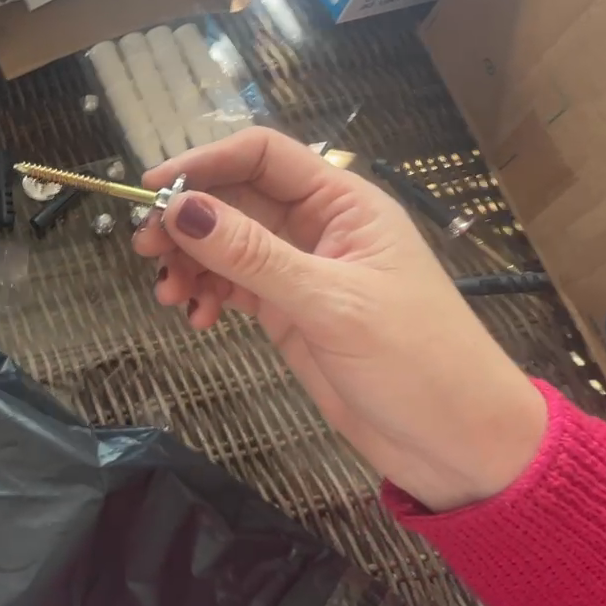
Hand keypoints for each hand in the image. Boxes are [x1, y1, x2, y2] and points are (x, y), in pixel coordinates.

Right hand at [133, 129, 545, 511]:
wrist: (460, 449)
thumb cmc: (416, 362)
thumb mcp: (329, 303)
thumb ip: (251, 254)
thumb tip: (177, 208)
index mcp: (341, 203)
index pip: (261, 156)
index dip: (203, 162)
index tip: (151, 189)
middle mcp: (314, 226)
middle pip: (231, 199)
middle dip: (185, 220)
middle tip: (146, 250)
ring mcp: (296, 268)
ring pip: (222, 242)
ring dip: (189, 262)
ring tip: (170, 296)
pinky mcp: (284, 308)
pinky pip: (228, 284)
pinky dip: (204, 295)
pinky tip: (197, 319)